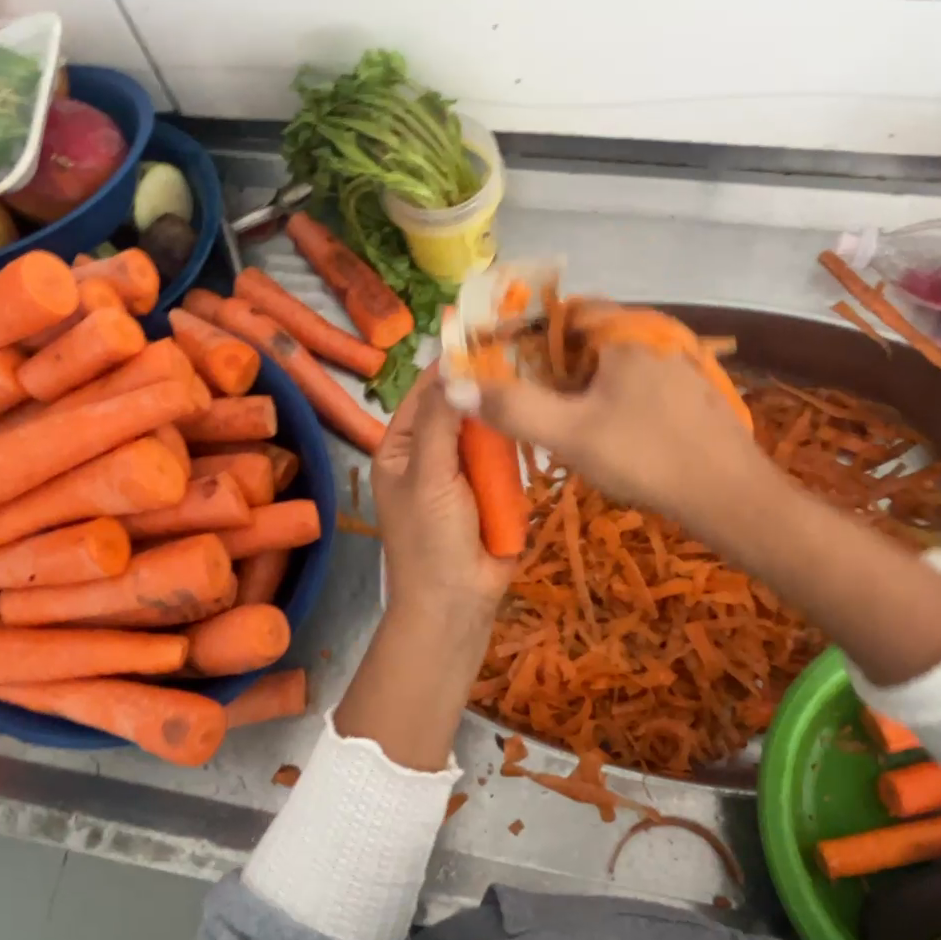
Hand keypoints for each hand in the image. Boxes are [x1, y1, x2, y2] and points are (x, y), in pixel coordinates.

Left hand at [372, 366, 514, 635]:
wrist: (457, 603)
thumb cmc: (430, 539)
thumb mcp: (429, 476)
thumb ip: (441, 421)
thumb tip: (454, 367)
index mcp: (401, 447)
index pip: (426, 394)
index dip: (452, 368)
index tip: (484, 336)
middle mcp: (431, 453)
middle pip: (461, 408)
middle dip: (485, 390)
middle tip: (522, 353)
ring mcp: (464, 472)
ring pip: (488, 431)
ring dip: (505, 416)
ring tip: (535, 378)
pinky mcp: (494, 490)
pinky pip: (507, 457)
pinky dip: (519, 445)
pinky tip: (539, 420)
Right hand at [476, 344, 779, 527]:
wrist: (730, 496)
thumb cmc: (646, 456)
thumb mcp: (570, 434)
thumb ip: (511, 408)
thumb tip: (453, 385)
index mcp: (624, 332)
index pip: (565, 312)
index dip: (528, 333)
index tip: (502, 364)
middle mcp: (654, 336)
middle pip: (588, 337)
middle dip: (554, 364)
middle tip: (528, 400)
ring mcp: (678, 364)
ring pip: (613, 362)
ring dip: (582, 384)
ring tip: (560, 421)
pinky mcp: (691, 392)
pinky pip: (636, 382)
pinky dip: (611, 397)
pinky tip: (606, 433)